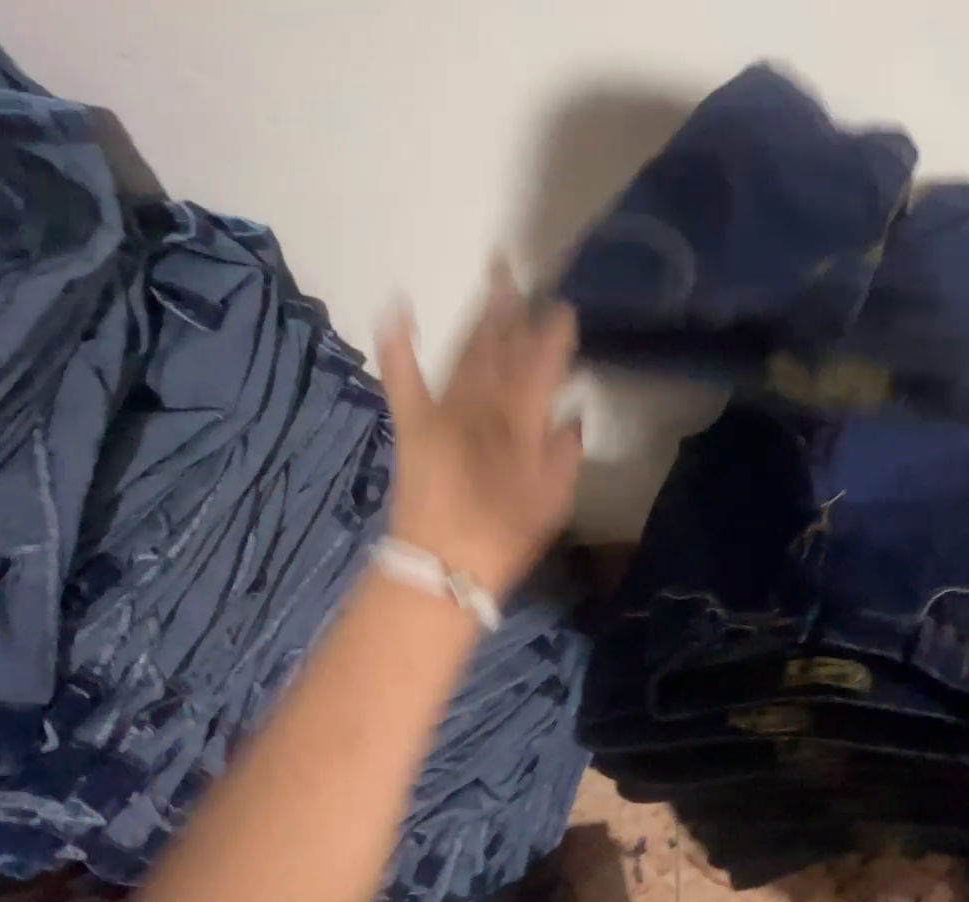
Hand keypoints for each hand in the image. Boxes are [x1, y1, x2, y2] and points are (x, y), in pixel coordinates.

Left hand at [377, 259, 583, 594]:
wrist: (443, 564)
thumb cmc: (505, 536)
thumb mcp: (554, 501)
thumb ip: (565, 453)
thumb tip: (571, 414)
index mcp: (522, 424)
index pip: (542, 366)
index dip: (553, 334)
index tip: (563, 307)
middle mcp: (484, 405)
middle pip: (502, 348)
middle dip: (512, 308)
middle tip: (518, 271)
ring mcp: (444, 409)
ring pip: (465, 351)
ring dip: (479, 316)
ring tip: (491, 282)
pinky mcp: (412, 420)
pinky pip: (403, 375)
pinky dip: (398, 341)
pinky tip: (398, 306)